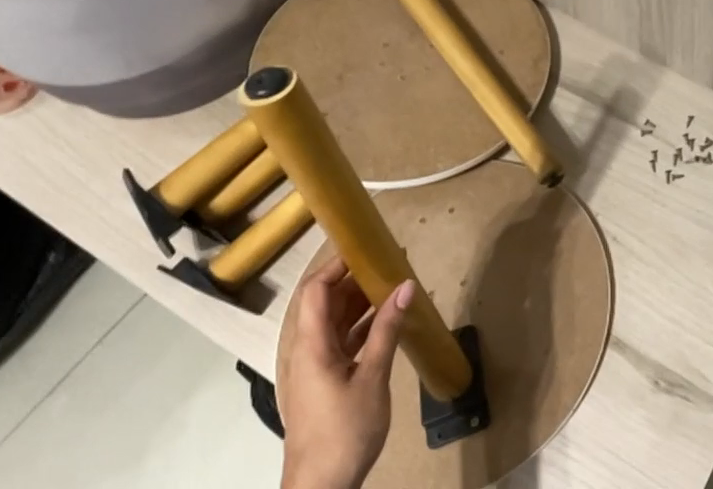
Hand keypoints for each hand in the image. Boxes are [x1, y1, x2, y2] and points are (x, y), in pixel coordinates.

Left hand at [277, 257, 414, 488]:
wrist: (321, 486)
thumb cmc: (345, 430)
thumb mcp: (372, 377)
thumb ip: (387, 329)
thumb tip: (405, 286)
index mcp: (311, 346)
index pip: (316, 291)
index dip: (336, 264)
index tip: (366, 247)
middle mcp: (307, 351)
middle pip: (324, 303)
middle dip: (353, 279)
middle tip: (389, 262)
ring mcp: (314, 368)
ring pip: (334, 322)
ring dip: (359, 301)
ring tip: (393, 284)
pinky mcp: (324, 381)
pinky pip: (341, 341)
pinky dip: (362, 326)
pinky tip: (387, 320)